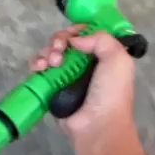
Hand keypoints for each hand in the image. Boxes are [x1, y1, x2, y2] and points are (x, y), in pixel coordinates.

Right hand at [30, 27, 136, 146]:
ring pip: (50, 52)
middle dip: (59, 40)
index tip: (72, 34)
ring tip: (50, 63)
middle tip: (59, 50)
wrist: (97, 125)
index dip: (77, 29)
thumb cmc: (111, 92)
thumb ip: (101, 38)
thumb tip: (75, 40)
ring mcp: (66, 75)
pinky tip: (39, 68)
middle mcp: (84, 63)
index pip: (85, 33)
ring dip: (47, 52)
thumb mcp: (118, 60)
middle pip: (64, 40)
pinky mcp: (52, 87)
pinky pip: (39, 68)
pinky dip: (36, 63)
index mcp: (102, 55)